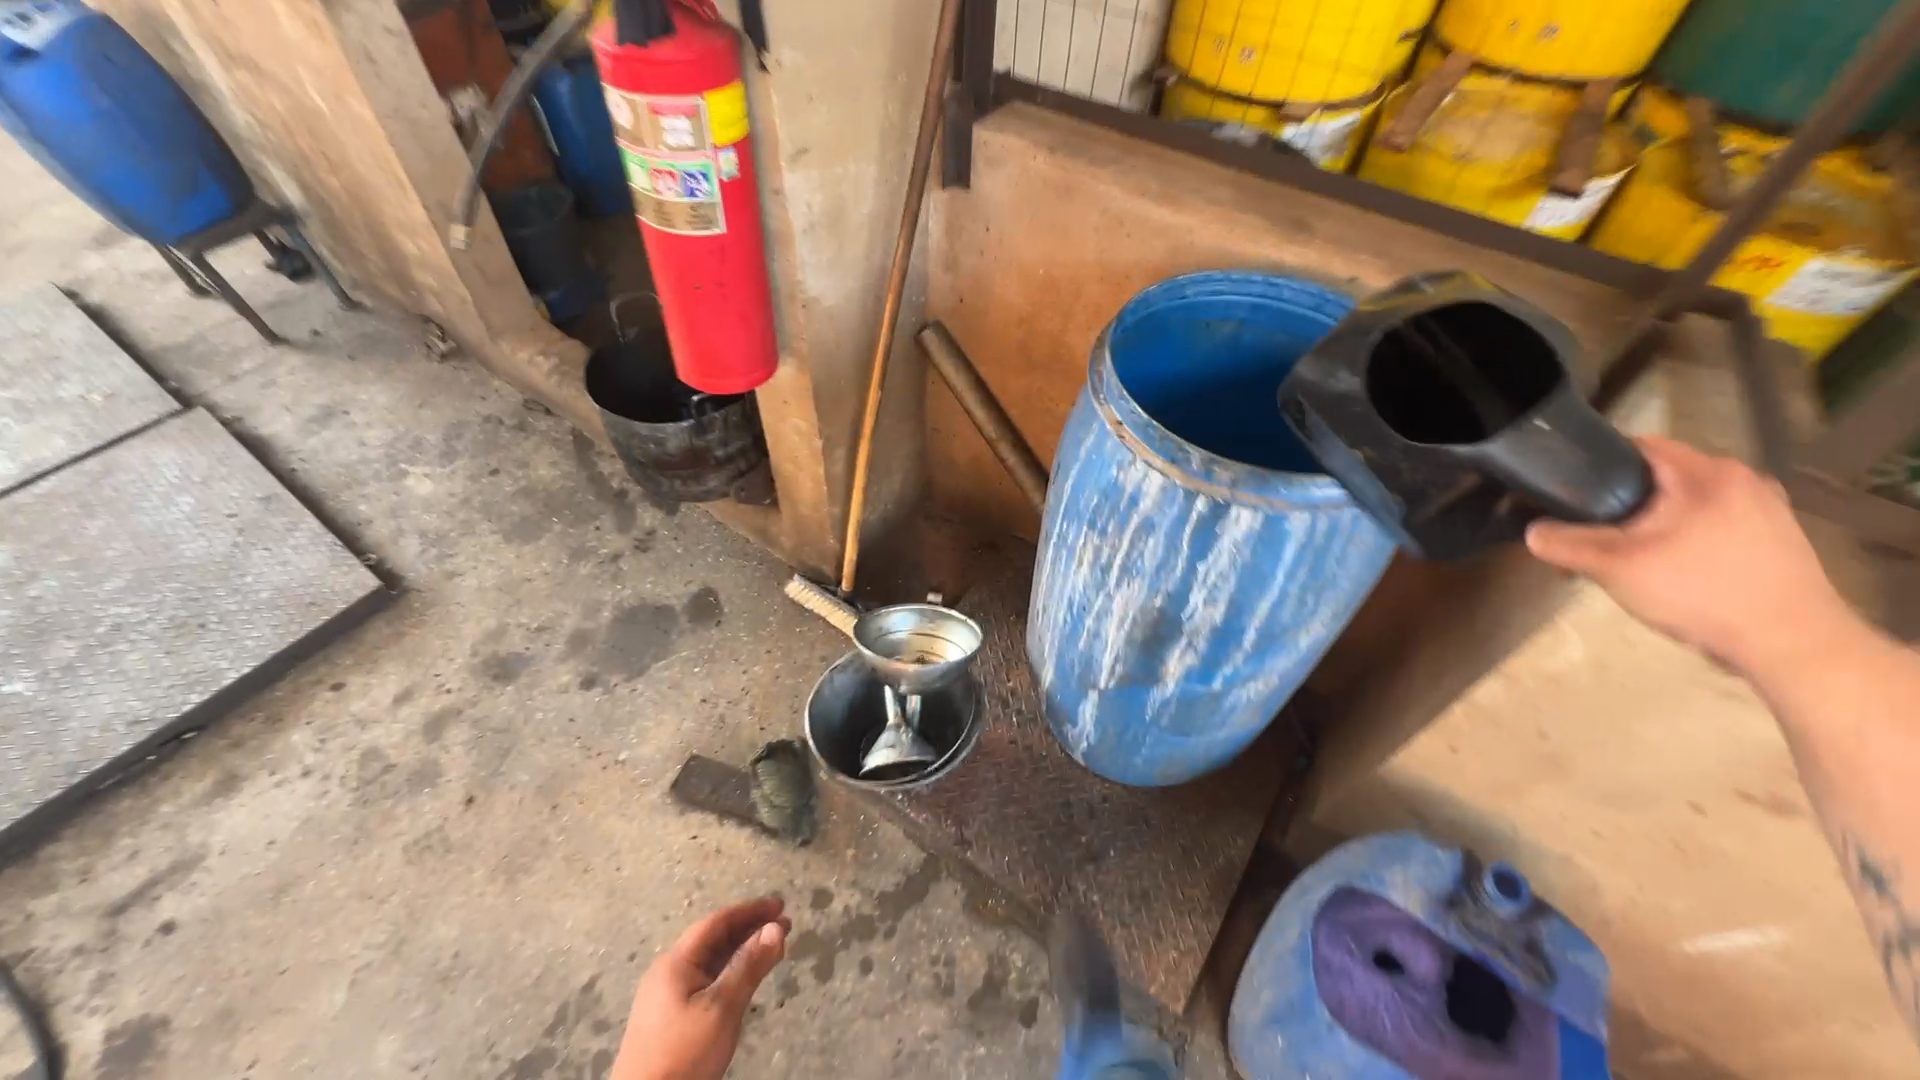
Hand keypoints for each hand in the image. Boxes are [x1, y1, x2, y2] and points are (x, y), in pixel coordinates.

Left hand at [611, 897, 790, 1079]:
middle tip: (784, 925)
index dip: (750, 910)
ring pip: (710, 962)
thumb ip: (749, 966)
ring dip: (741, 950)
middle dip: (749, 929)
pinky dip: (730, 972)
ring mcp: (667, 995)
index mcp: (676, 962)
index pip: (717, 922)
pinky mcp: (670, 1017)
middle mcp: (668, 972)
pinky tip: (744, 979)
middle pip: (713, 939)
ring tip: (772, 948)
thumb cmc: (684, 1053)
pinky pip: (706, 980)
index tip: (781, 905)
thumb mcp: (722, 1008)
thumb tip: (775, 927)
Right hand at [1525, 435, 1856, 676]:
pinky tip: (1672, 576)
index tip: (1571, 496)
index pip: (1639, 447)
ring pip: (1686, 507)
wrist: (1790, 644)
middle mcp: (1743, 481)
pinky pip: (1712, 529)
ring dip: (1652, 528)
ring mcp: (1767, 511)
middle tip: (1593, 540)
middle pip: (1661, 481)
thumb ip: (1566, 543)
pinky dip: (1684, 543)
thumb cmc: (1699, 592)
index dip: (1597, 467)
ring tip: (1628, 563)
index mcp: (1708, 473)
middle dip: (1622, 507)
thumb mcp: (1615, 567)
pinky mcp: (1778, 541)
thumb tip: (1533, 533)